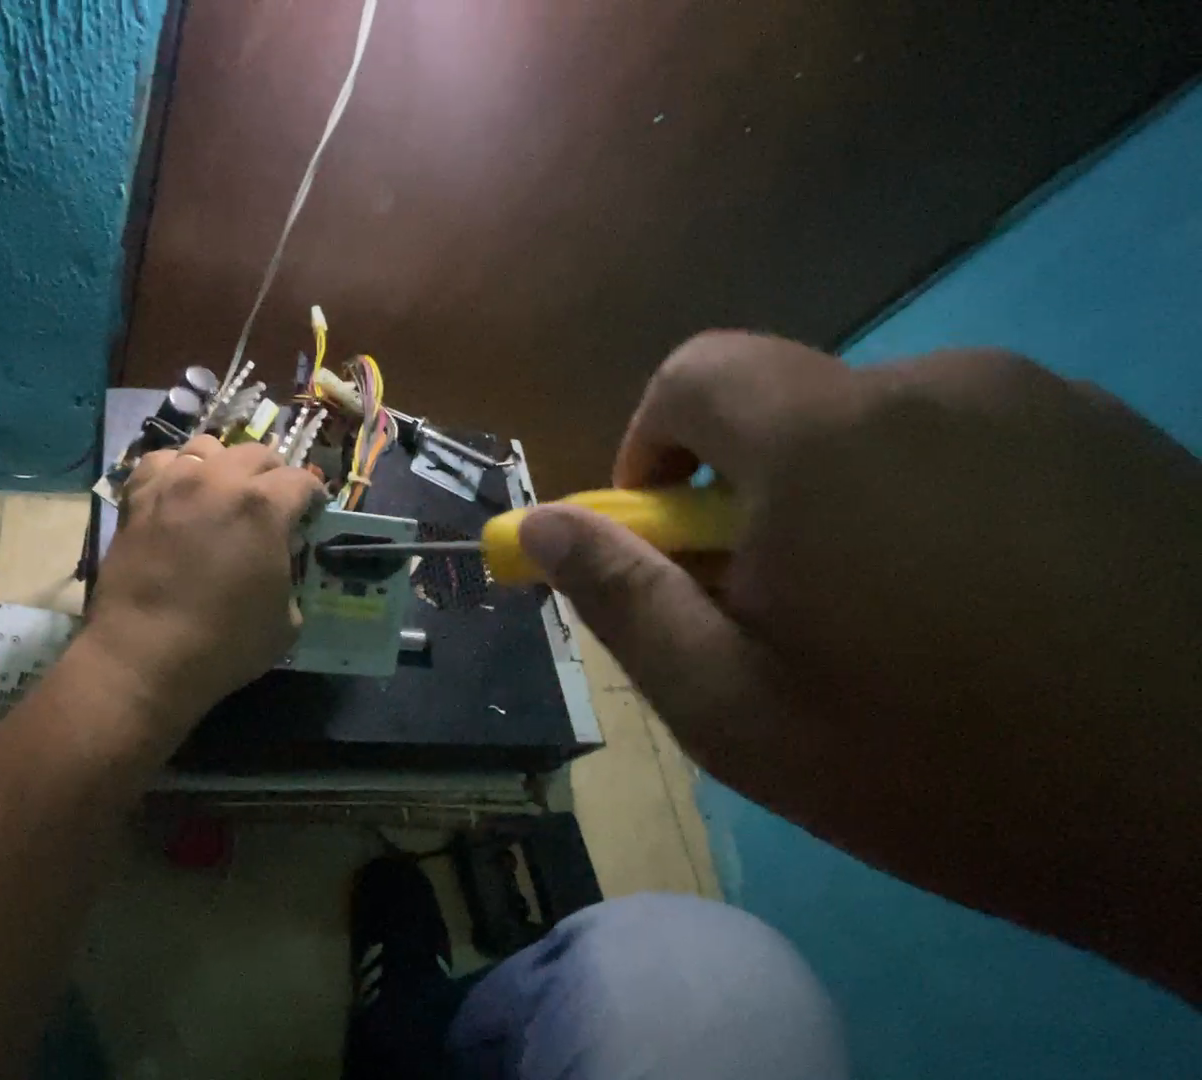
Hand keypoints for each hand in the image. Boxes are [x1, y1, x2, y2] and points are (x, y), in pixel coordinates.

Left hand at [79, 435, 323, 739]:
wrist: (144, 656)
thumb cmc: (223, 645)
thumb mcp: (286, 620)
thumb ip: (290, 577)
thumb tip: (280, 562)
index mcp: (264, 506)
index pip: (302, 481)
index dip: (312, 498)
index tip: (311, 515)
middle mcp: (219, 480)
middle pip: (256, 454)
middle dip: (271, 477)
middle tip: (270, 506)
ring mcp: (173, 483)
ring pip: (207, 448)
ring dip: (223, 466)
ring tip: (222, 494)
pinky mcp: (137, 498)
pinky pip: (160, 463)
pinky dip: (176, 471)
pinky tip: (179, 494)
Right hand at [521, 332, 1201, 997]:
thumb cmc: (941, 766)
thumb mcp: (729, 706)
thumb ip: (621, 599)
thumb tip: (539, 524)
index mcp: (827, 442)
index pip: (694, 372)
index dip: (651, 444)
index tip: (666, 533)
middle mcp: (935, 389)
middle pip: (781, 408)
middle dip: (743, 495)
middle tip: (774, 610)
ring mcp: (1045, 407)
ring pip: (872, 431)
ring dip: (836, 503)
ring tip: (887, 624)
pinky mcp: (1127, 440)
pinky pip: (966, 447)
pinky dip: (926, 504)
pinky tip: (986, 610)